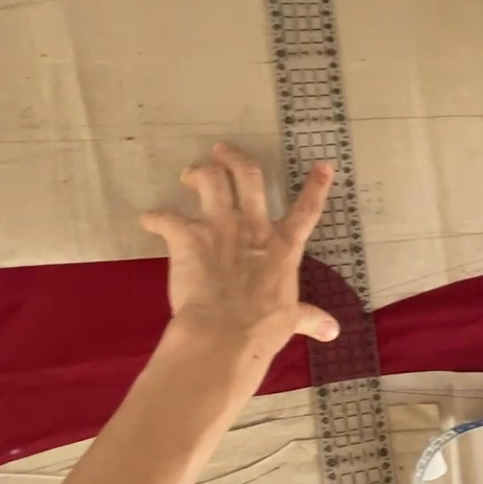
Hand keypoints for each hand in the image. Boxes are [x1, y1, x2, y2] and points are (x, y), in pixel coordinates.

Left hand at [140, 143, 339, 359]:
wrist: (224, 333)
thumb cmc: (262, 328)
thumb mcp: (290, 320)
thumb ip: (309, 318)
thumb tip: (333, 331)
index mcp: (283, 247)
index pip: (306, 211)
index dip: (316, 187)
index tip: (323, 165)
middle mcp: (252, 227)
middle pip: (248, 177)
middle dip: (235, 158)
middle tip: (223, 150)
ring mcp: (218, 227)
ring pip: (210, 181)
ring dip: (199, 172)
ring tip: (190, 173)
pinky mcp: (187, 237)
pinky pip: (165, 218)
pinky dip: (155, 218)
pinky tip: (149, 220)